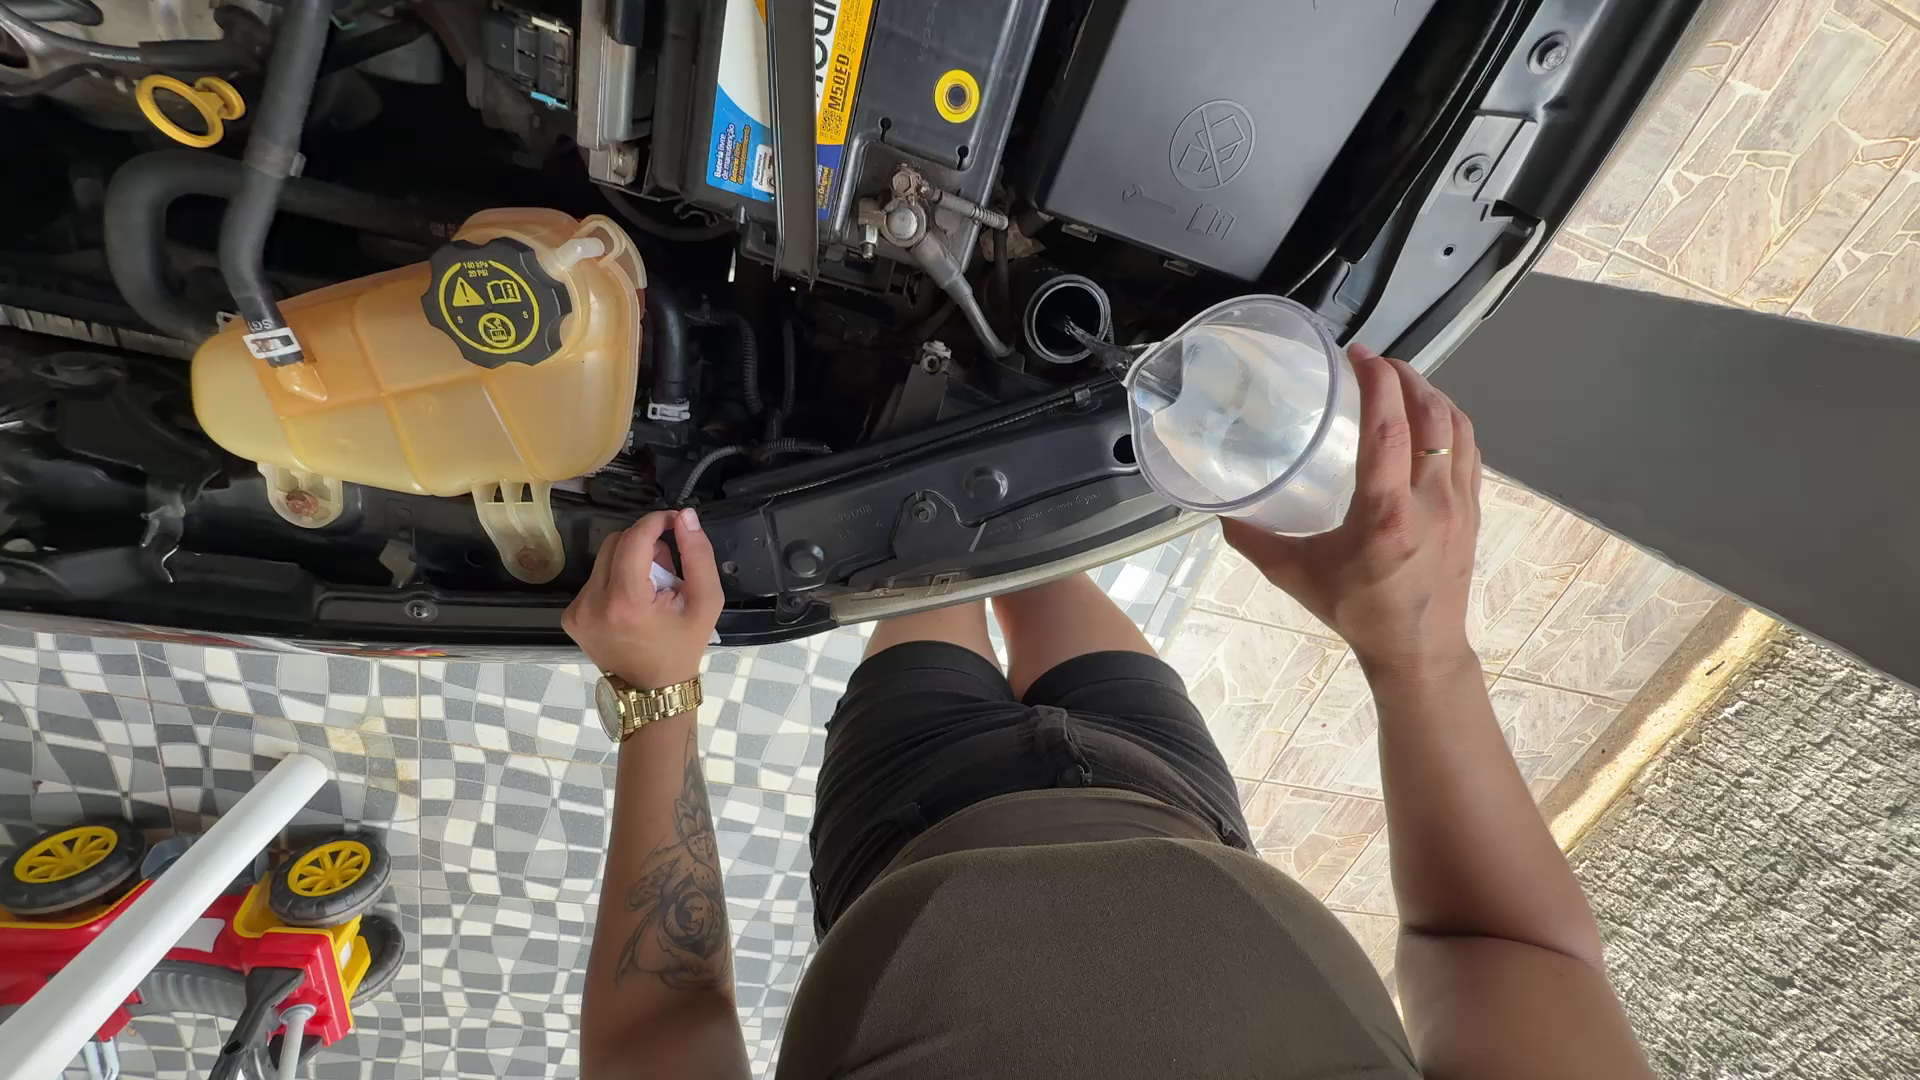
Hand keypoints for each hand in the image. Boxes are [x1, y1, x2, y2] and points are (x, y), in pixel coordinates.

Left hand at [563, 508, 722, 688]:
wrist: (653, 689)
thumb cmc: (684, 645)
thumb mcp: (706, 601)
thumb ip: (698, 555)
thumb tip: (685, 516)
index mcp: (627, 600)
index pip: (634, 538)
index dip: (656, 521)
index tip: (674, 521)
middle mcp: (593, 602)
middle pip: (617, 542)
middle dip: (645, 543)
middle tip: (668, 565)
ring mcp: (577, 610)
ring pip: (604, 558)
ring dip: (631, 561)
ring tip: (652, 587)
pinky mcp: (571, 616)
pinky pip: (595, 578)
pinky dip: (617, 579)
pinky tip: (634, 601)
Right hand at [1223, 344, 1480, 679]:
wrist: (1418, 647)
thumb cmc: (1355, 610)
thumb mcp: (1294, 576)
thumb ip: (1252, 542)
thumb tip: (1220, 512)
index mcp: (1385, 512)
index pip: (1389, 429)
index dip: (1376, 383)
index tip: (1358, 356)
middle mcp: (1430, 500)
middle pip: (1431, 416)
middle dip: (1405, 377)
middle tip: (1373, 361)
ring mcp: (1460, 503)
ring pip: (1457, 428)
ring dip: (1431, 394)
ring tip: (1401, 380)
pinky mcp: (1473, 510)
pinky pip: (1469, 450)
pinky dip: (1450, 421)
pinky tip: (1429, 417)